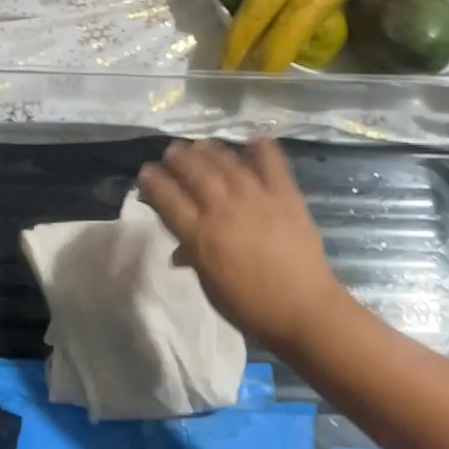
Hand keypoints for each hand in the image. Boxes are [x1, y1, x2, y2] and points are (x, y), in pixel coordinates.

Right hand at [137, 139, 345, 351]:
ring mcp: (256, 198)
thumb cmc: (249, 307)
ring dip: (210, 149)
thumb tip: (181, 249)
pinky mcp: (285, 195)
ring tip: (201, 144)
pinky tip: (252, 138)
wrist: (302, 309)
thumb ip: (194, 258)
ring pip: (227, 162)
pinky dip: (261, 148)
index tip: (146, 172)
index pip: (167, 199)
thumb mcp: (210, 285)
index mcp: (200, 235)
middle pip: (194, 172)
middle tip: (172, 151)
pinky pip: (271, 162)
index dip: (153, 182)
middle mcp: (223, 209)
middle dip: (178, 158)